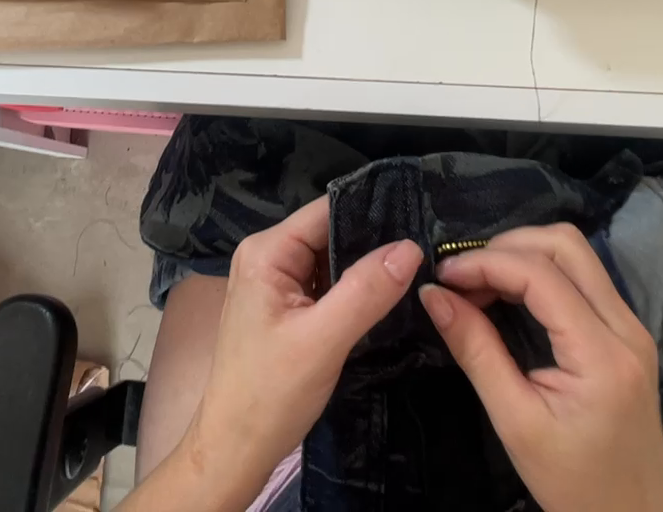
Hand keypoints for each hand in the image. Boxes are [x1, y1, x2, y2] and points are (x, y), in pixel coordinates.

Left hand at [129, 198, 421, 510]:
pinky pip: (325, 283)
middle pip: (329, 232)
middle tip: (427, 249)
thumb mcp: (324, 340)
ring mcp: (274, 281)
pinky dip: (352, 289)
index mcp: (267, 251)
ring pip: (330, 259)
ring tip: (416, 268)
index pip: (326, 212)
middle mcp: (267, 256)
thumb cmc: (270, 393)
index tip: (419, 218)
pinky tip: (386, 294)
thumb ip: (366, 291)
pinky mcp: (284, 306)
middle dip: (372, 241)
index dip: (371, 213)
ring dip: (364, 267)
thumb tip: (411, 247)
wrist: (234, 449)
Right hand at [418, 225, 662, 511]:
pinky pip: (578, 272)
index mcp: (601, 356)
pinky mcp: (623, 327)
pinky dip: (535, 268)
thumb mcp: (514, 422)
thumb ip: (475, 351)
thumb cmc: (574, 481)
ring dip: (520, 253)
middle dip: (504, 246)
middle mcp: (625, 327)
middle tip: (463, 275)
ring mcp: (630, 324)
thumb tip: (432, 295)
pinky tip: (505, 292)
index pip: (541, 276)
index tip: (442, 276)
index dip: (486, 263)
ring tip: (479, 283)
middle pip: (565, 244)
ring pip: (573, 251)